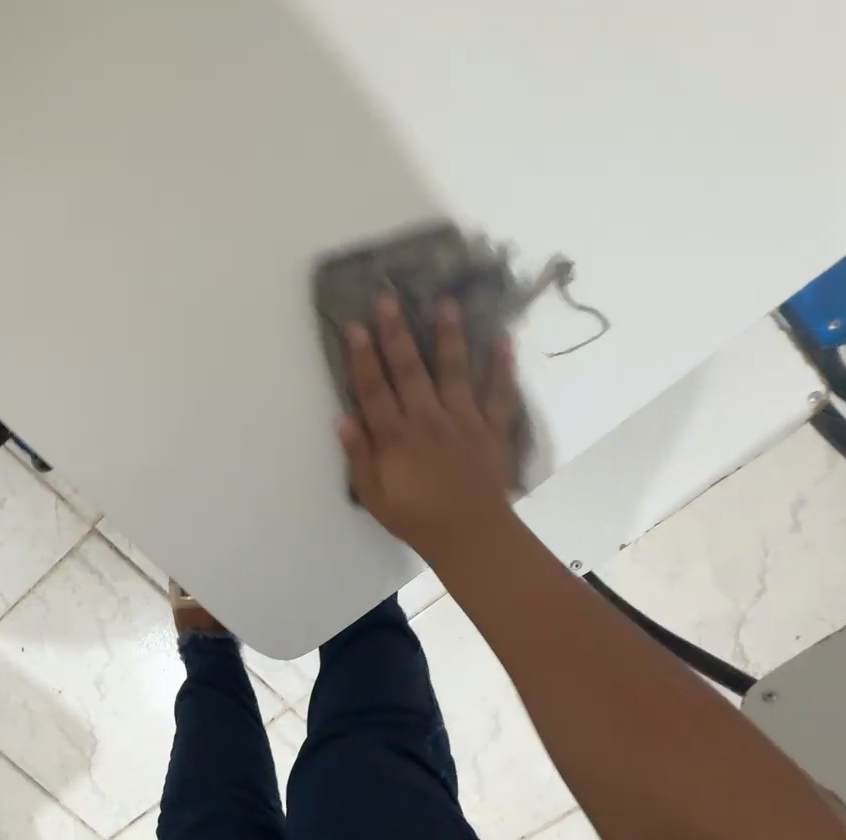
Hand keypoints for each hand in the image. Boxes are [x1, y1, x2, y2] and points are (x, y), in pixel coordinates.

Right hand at [336, 295, 520, 560]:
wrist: (470, 535)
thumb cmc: (414, 517)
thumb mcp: (372, 494)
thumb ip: (359, 455)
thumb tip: (343, 418)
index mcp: (394, 437)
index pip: (373, 389)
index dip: (362, 357)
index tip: (355, 325)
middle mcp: (427, 419)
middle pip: (409, 370)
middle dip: (397, 333)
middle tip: (390, 298)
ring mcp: (463, 420)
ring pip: (454, 371)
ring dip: (449, 336)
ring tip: (447, 303)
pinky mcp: (491, 428)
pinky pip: (498, 392)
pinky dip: (501, 366)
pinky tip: (502, 339)